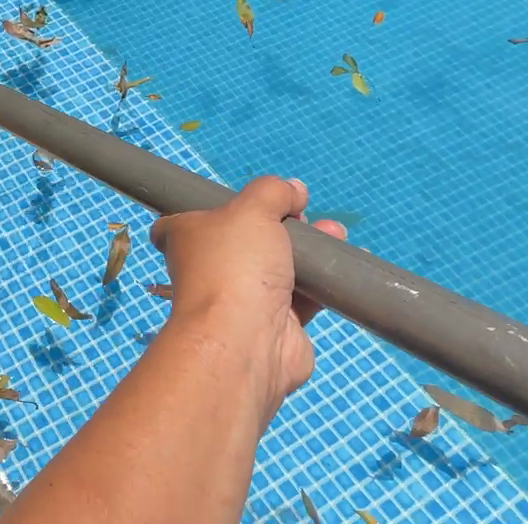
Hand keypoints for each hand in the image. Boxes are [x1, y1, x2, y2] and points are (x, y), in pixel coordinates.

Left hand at [149, 176, 346, 431]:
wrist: (246, 338)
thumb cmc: (234, 264)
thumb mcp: (251, 210)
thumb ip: (271, 192)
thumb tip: (293, 188)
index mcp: (185, 235)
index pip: (187, 217)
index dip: (216, 206)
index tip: (247, 202)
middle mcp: (208, 264)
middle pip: (244, 238)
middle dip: (278, 223)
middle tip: (305, 215)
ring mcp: (240, 295)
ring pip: (276, 264)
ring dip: (306, 248)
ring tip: (334, 233)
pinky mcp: (274, 321)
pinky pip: (299, 295)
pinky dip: (320, 281)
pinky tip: (342, 266)